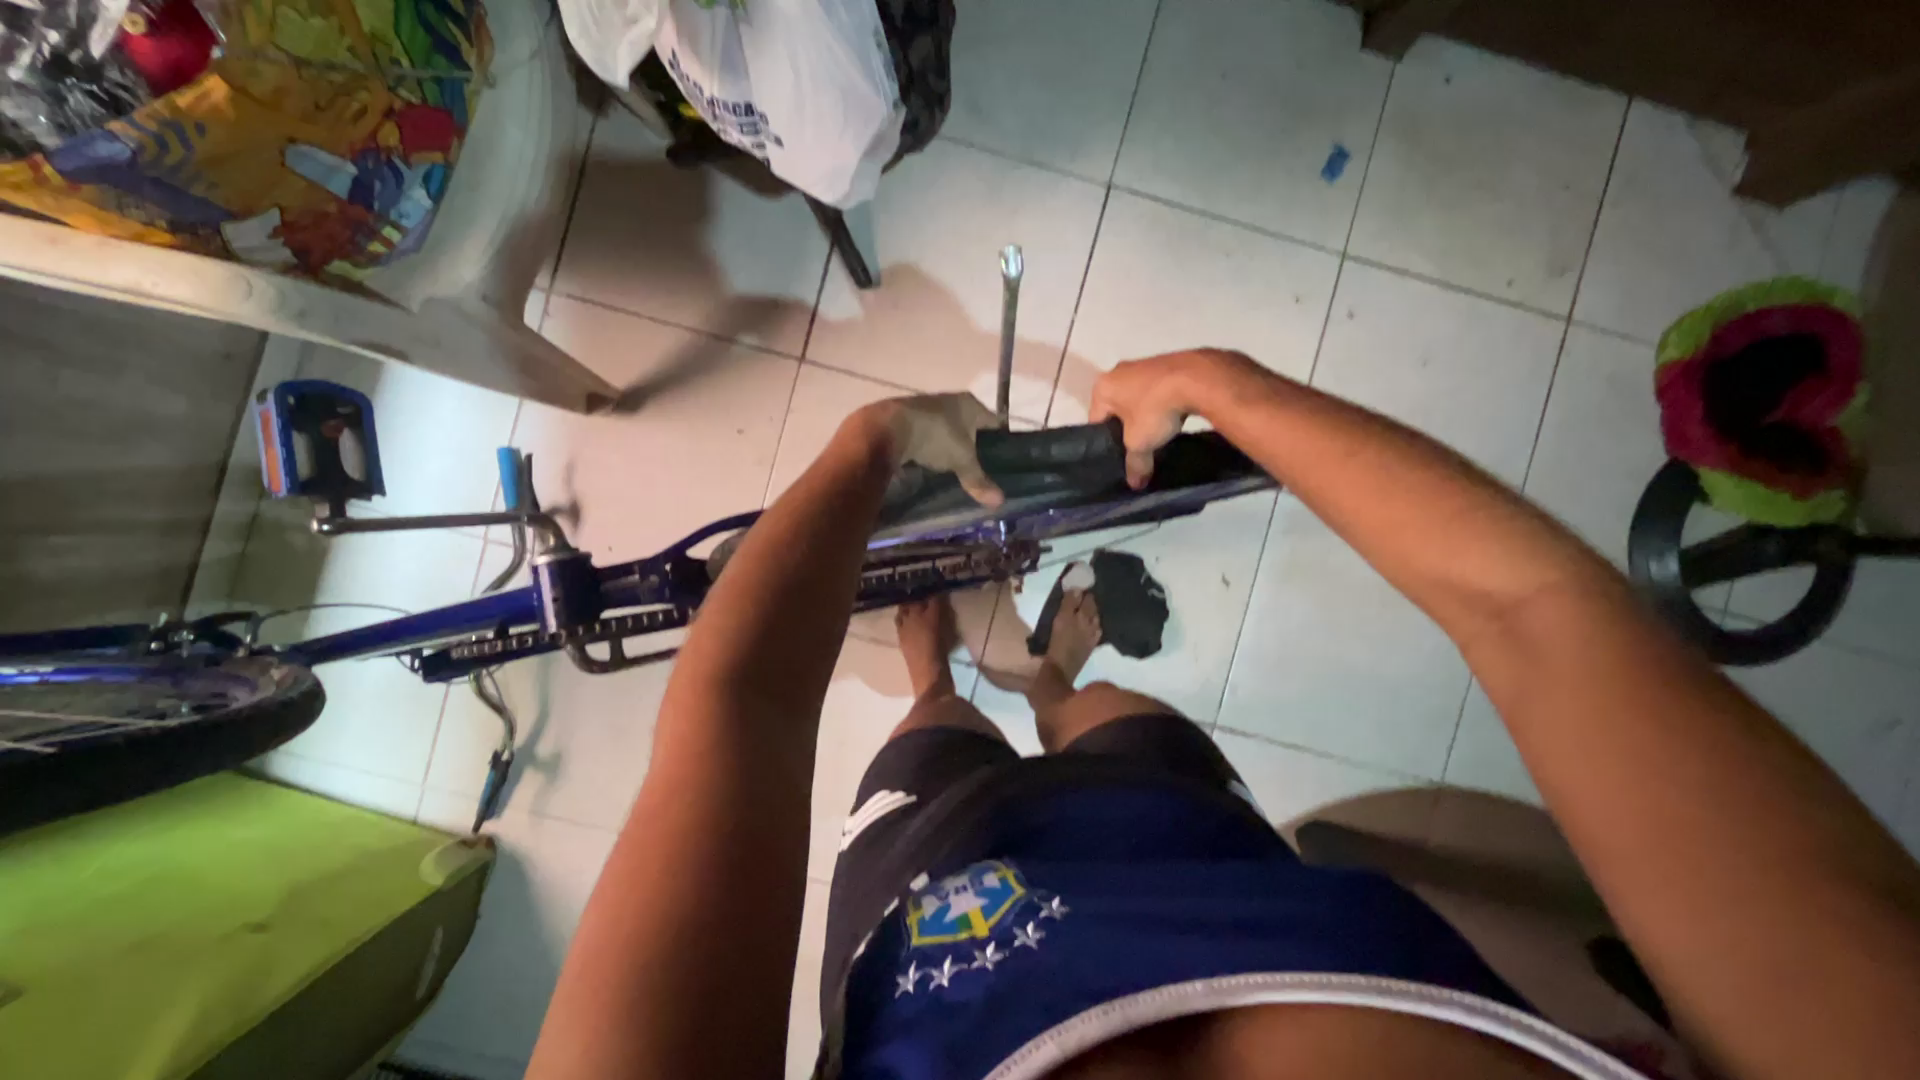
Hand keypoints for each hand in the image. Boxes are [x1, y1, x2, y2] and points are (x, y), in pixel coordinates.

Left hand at [859, 392, 1005, 507]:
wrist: (888, 427)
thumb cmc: (935, 436)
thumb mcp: (961, 460)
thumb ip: (979, 479)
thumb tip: (1000, 502)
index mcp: (970, 404)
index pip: (994, 423)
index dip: (999, 442)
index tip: (1002, 462)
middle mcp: (950, 400)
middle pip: (970, 426)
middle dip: (973, 446)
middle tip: (978, 469)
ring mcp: (927, 407)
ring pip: (947, 430)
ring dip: (949, 446)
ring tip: (954, 469)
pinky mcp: (907, 418)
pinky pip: (926, 434)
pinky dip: (930, 447)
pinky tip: (929, 462)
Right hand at [1090, 349, 1257, 487]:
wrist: (1197, 378)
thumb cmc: (1155, 409)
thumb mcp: (1140, 443)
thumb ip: (1135, 464)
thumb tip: (1135, 485)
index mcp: (1102, 387)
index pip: (1096, 422)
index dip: (1106, 443)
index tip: (1120, 457)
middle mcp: (1117, 371)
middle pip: (1117, 410)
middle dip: (1127, 429)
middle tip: (1139, 448)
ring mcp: (1143, 364)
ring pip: (1138, 399)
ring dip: (1146, 415)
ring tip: (1159, 434)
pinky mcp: (1166, 362)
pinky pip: (1157, 390)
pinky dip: (1162, 403)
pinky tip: (1174, 416)